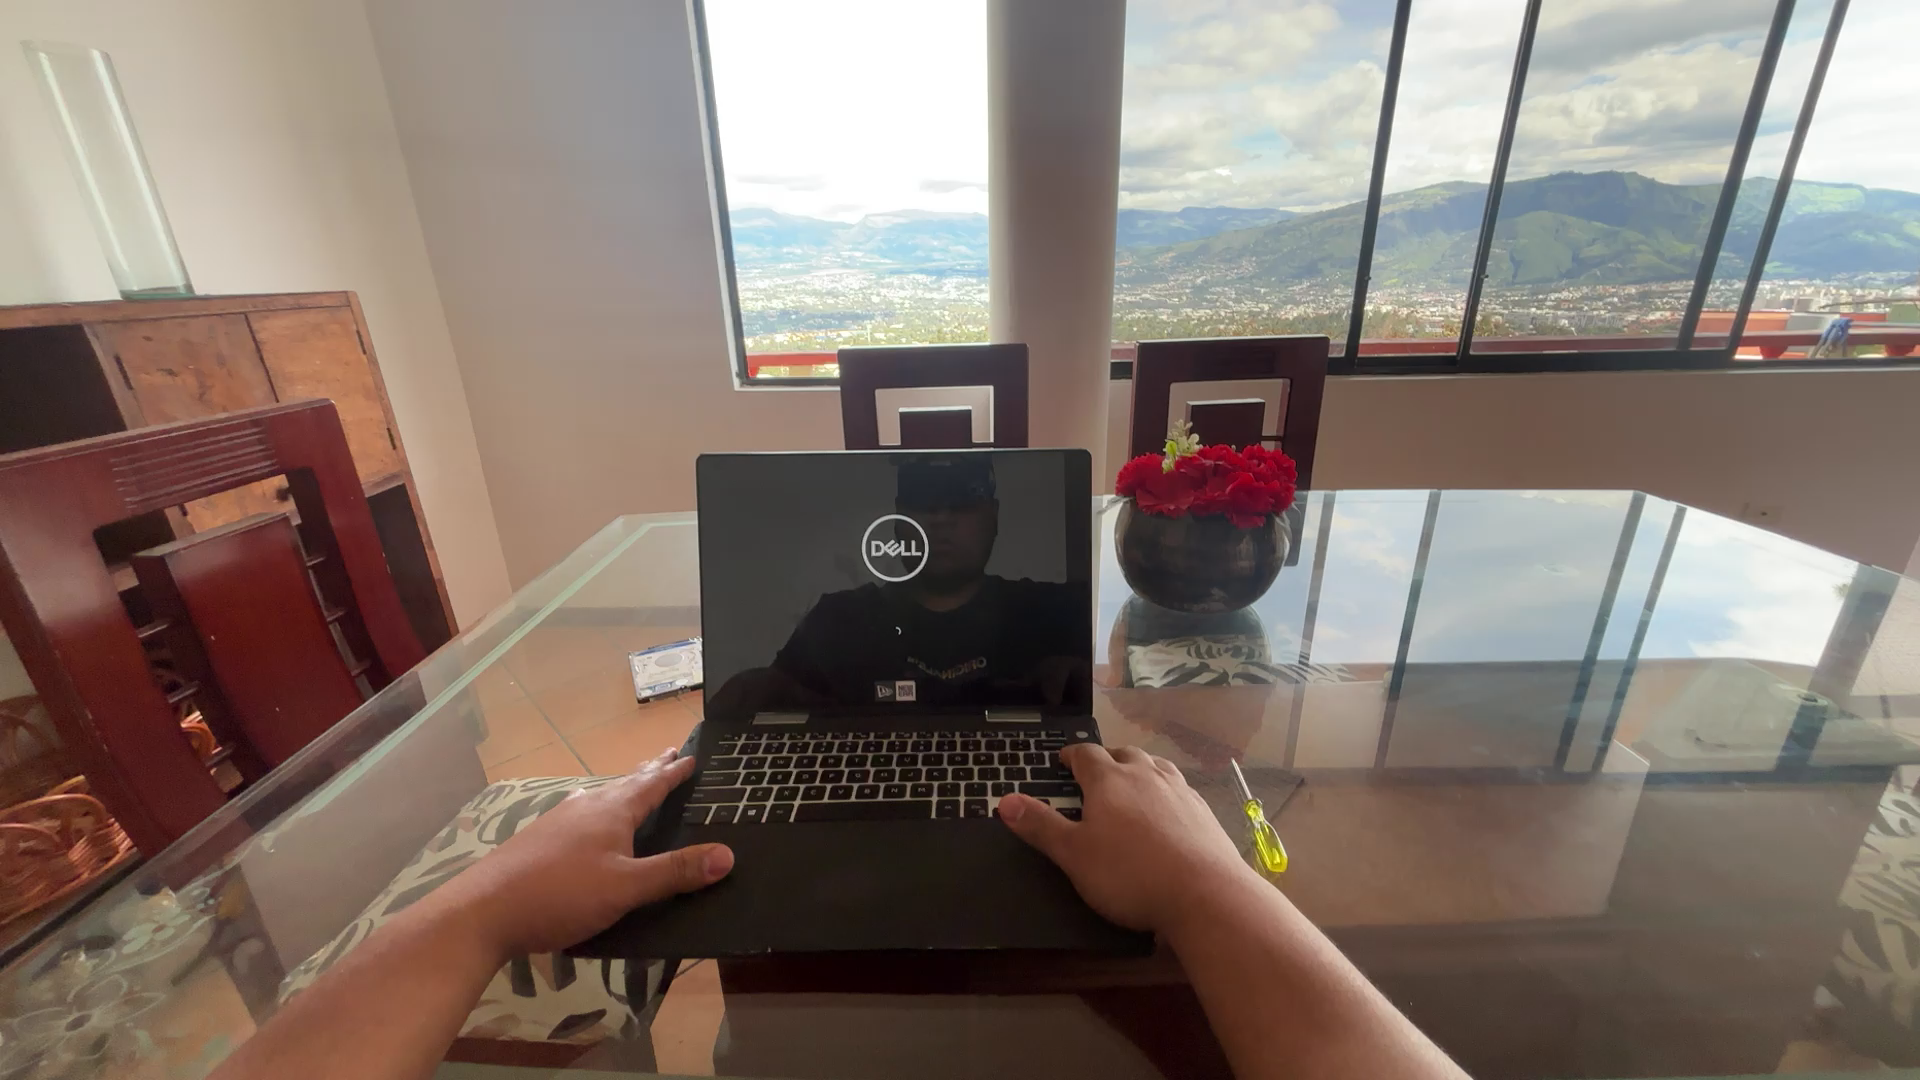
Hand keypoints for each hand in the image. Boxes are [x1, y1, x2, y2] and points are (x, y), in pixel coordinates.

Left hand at [426, 748, 732, 959]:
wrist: (479, 913)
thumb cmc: (560, 895)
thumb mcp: (626, 887)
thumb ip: (675, 872)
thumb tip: (728, 855)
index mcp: (614, 811)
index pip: (653, 784)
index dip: (674, 772)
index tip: (691, 755)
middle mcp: (588, 806)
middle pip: (627, 781)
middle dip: (651, 769)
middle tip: (668, 753)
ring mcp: (559, 820)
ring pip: (601, 795)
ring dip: (623, 786)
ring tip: (632, 782)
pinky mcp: (537, 839)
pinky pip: (580, 810)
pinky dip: (597, 806)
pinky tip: (584, 817)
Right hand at [999, 743, 1256, 933]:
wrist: (1206, 895)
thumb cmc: (1130, 874)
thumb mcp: (1074, 855)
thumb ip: (1040, 826)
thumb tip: (1004, 800)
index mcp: (1108, 780)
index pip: (1085, 754)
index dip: (1071, 755)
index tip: (1063, 761)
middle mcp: (1144, 774)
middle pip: (1122, 754)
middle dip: (1107, 758)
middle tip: (1097, 770)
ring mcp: (1178, 790)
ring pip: (1155, 766)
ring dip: (1140, 768)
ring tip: (1133, 779)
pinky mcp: (1203, 810)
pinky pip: (1179, 787)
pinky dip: (1166, 790)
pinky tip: (1168, 808)